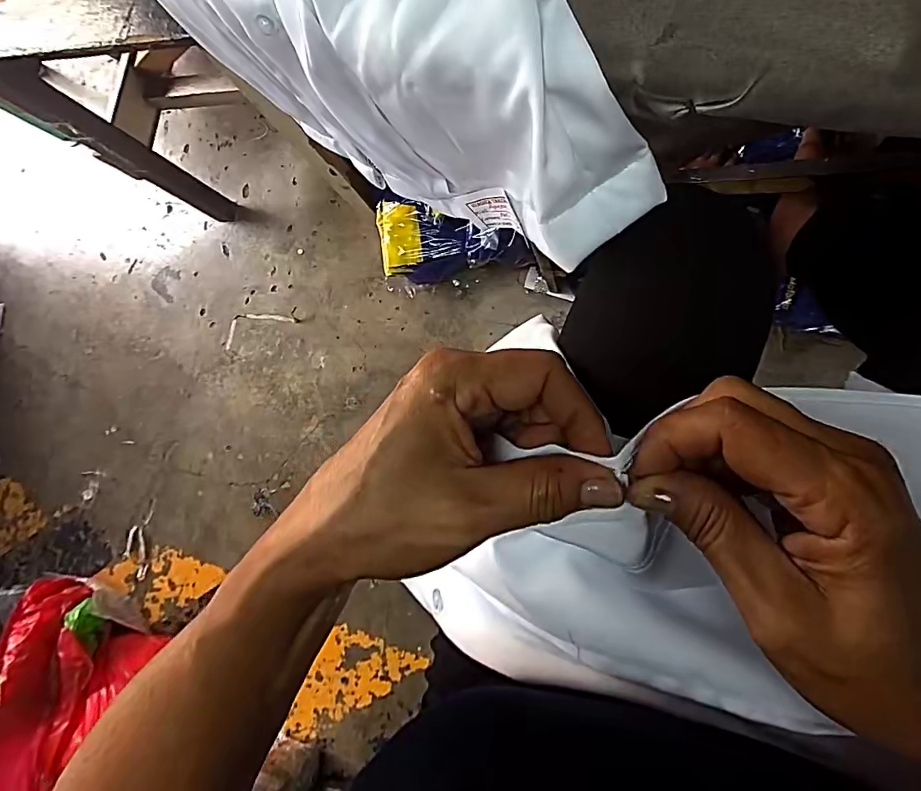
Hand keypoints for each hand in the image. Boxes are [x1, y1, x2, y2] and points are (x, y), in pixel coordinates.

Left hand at [260, 348, 624, 586]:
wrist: (319, 546)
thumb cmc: (372, 519)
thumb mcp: (473, 508)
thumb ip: (548, 491)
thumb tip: (601, 482)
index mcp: (453, 376)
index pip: (545, 374)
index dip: (580, 415)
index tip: (597, 458)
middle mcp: (454, 376)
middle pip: (538, 390)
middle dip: (559, 438)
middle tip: (570, 482)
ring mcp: (452, 396)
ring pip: (526, 411)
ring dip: (540, 452)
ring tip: (524, 491)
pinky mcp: (452, 419)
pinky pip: (507, 427)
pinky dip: (520, 458)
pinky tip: (508, 486)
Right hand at [628, 379, 920, 790]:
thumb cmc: (881, 672)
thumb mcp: (779, 613)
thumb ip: (717, 531)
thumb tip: (661, 481)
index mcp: (842, 488)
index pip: (735, 420)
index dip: (674, 437)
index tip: (641, 475)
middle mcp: (851, 456)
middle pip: (742, 401)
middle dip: (685, 433)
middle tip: (654, 484)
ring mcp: (852, 458)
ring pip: (755, 413)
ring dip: (706, 444)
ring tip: (680, 495)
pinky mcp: (845, 470)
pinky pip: (775, 438)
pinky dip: (734, 458)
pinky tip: (718, 497)